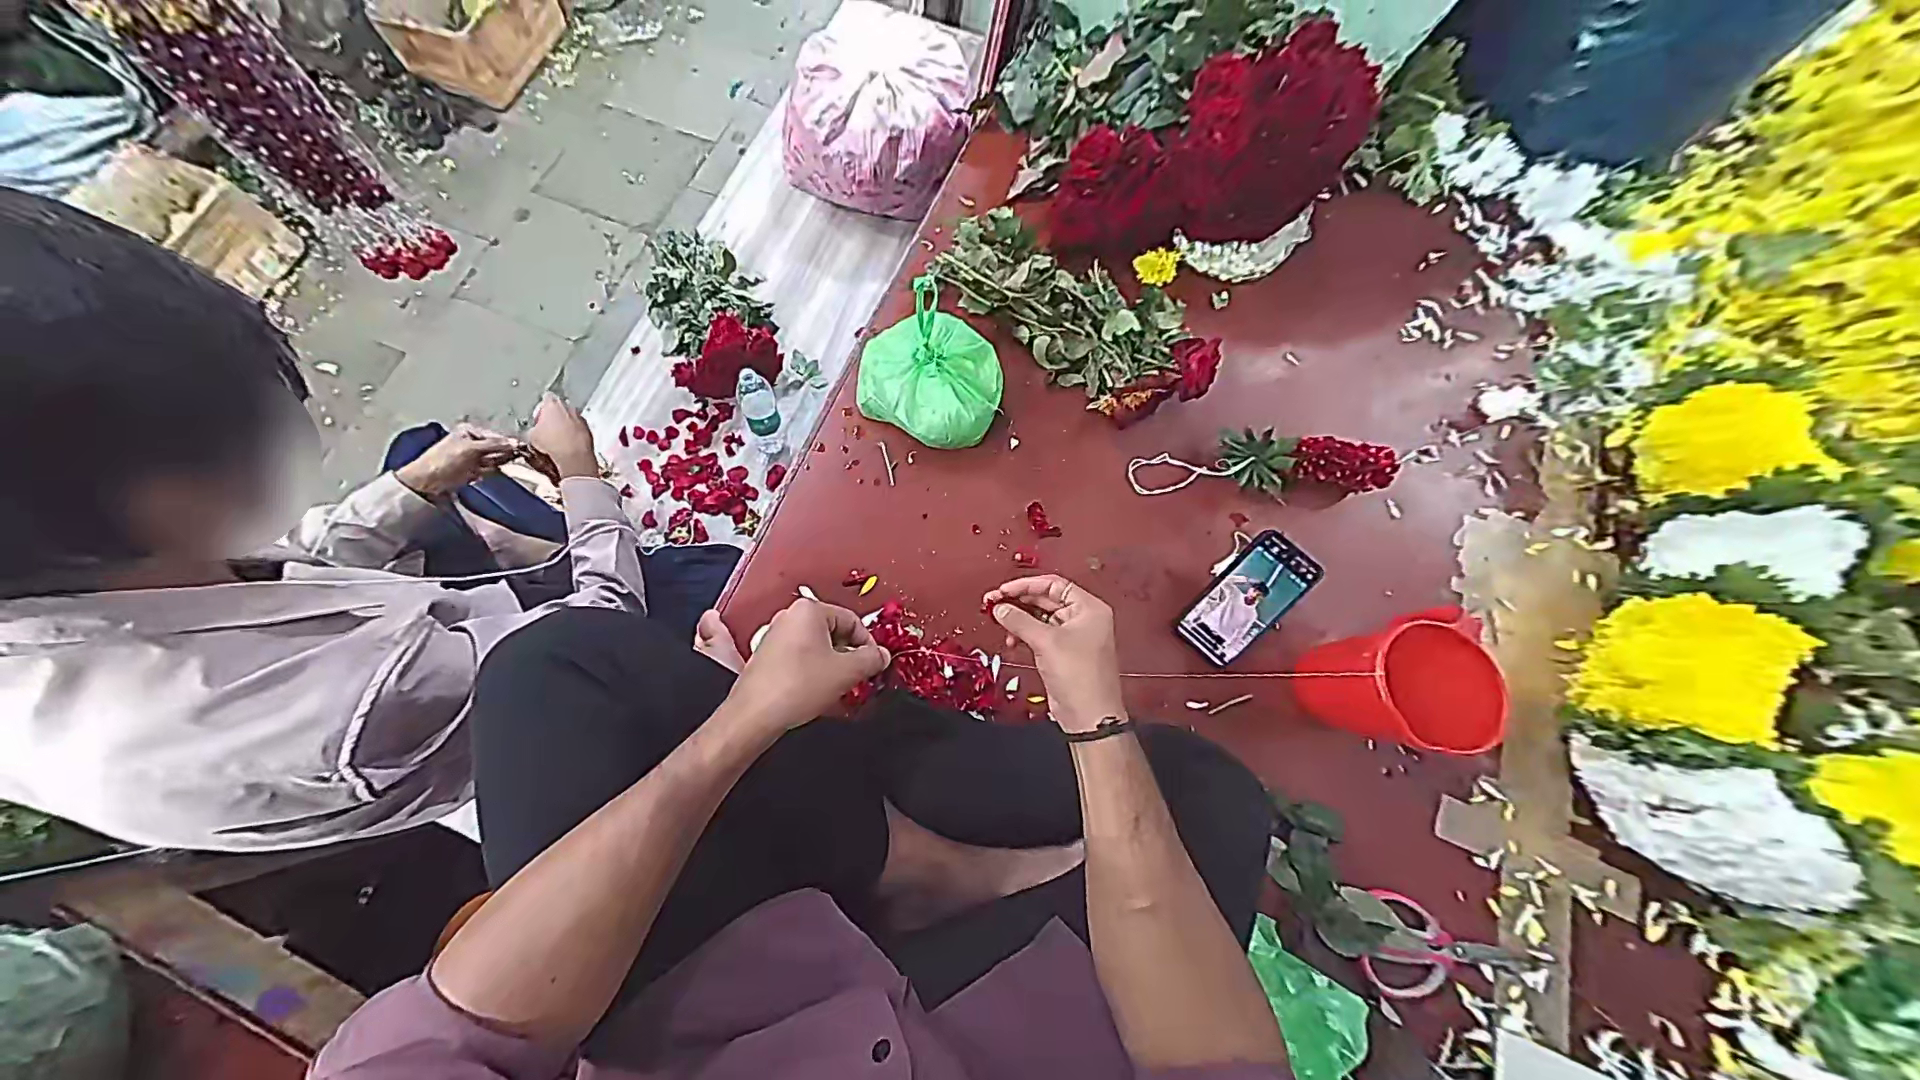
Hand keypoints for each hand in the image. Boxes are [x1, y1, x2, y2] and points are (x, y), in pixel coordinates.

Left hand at [394, 423, 518, 497]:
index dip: (508, 444)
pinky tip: (482, 473)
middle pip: (499, 447)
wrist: (427, 483)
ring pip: (497, 459)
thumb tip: (518, 443)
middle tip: (499, 460)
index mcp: (469, 431)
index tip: (520, 451)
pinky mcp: (475, 469)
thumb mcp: (471, 449)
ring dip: (496, 464)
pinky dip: (491, 471)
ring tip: (484, 468)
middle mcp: (473, 441)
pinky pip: (491, 469)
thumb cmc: (444, 461)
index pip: (498, 436)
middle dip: (502, 455)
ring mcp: (474, 456)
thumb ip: (495, 445)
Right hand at [526, 393, 597, 479]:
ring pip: (570, 417)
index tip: (539, 417)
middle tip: (547, 428)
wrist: (574, 456)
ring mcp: (580, 418)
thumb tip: (533, 432)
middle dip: (554, 416)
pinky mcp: (588, 429)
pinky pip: (579, 428)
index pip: (546, 398)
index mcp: (553, 404)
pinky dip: (574, 432)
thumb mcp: (532, 435)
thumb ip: (533, 428)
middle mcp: (569, 408)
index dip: (541, 408)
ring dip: (565, 424)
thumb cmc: (553, 443)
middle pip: (559, 408)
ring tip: (557, 437)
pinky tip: (567, 442)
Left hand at [722, 598, 891, 733]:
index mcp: (809, 610)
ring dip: (833, 664)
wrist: (755, 715)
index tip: (874, 663)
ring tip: (837, 686)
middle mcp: (790, 616)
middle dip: (849, 655)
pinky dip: (814, 670)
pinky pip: (801, 656)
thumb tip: (882, 655)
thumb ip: (871, 659)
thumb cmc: (798, 686)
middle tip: (857, 676)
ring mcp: (776, 635)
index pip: (852, 620)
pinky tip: (816, 690)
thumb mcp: (847, 671)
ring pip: (818, 645)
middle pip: (835, 631)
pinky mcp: (768, 655)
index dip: (868, 643)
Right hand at [986, 575, 1126, 733]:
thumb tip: (1000, 607)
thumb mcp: (1046, 642)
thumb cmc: (1080, 676)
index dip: (1026, 585)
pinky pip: (1040, 634)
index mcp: (1088, 608)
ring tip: (999, 621)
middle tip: (994, 603)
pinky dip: (1024, 634)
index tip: (1003, 591)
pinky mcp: (1062, 651)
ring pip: (1040, 617)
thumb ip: (1020, 620)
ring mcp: (1073, 635)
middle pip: (1046, 599)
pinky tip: (1011, 639)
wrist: (1089, 716)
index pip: (1054, 585)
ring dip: (1019, 619)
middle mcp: (1082, 618)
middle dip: (1019, 601)